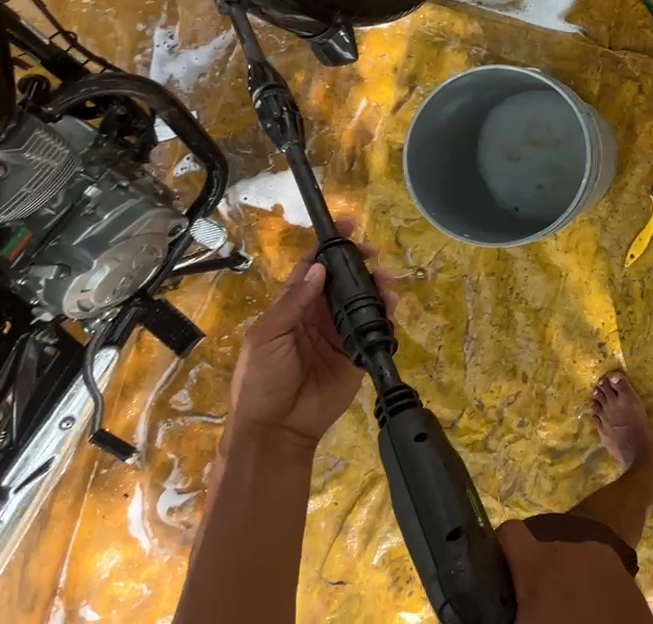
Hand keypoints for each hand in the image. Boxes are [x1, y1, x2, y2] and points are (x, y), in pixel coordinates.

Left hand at [227, 220, 393, 449]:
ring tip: (386, 279)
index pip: (312, 268)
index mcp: (293, 308)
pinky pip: (375, 326)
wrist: (277, 427)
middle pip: (343, 279)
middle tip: (373, 253)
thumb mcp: (267, 337)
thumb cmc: (261, 380)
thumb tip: (319, 269)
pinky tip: (390, 305)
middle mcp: (319, 315)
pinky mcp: (357, 351)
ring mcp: (339, 332)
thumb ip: (293, 303)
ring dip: (376, 285)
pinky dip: (386, 313)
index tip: (348, 225)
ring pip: (362, 299)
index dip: (328, 246)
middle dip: (359, 262)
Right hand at [496, 521, 652, 623]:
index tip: (494, 571)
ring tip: (564, 612)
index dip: (498, 549)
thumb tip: (508, 604)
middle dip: (534, 576)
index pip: (509, 532)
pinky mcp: (621, 568)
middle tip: (534, 607)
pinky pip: (594, 570)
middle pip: (540, 553)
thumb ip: (510, 609)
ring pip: (569, 561)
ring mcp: (599, 556)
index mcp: (539, 566)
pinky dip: (587, 585)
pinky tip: (588, 612)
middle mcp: (569, 550)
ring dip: (563, 580)